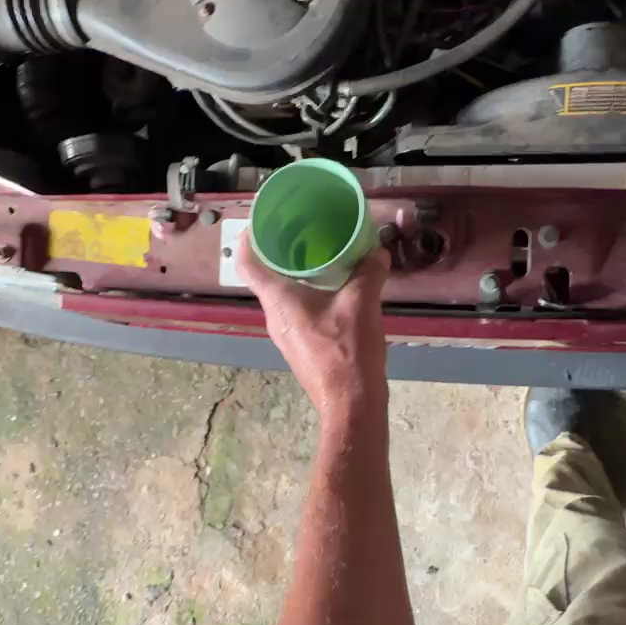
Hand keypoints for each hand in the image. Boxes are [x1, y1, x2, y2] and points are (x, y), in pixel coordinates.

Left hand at [239, 232, 391, 427]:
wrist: (351, 404)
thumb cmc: (347, 351)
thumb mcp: (362, 304)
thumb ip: (369, 272)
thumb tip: (378, 251)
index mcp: (279, 299)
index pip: (247, 263)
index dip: (249, 238)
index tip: (263, 220)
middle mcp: (274, 315)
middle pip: (265, 276)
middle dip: (280, 250)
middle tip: (302, 229)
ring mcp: (285, 334)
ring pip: (282, 294)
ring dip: (296, 273)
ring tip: (320, 255)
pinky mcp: (300, 346)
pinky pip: (296, 310)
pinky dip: (308, 293)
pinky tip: (333, 289)